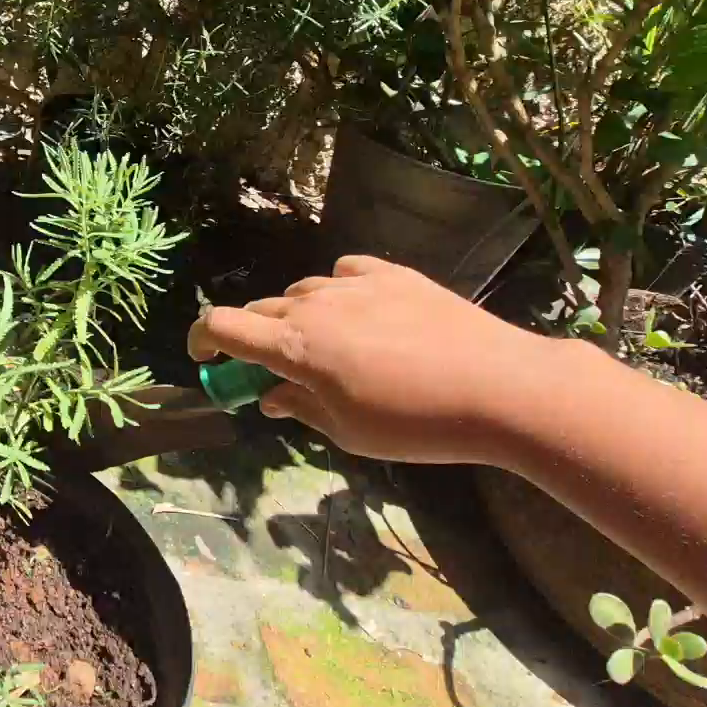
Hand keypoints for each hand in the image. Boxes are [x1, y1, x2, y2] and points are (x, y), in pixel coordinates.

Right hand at [188, 255, 562, 464]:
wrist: (505, 387)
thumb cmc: (417, 423)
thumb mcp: (348, 433)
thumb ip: (298, 407)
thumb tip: (270, 396)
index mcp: (293, 345)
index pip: (219, 325)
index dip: (202, 339)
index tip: (207, 358)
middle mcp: (311, 305)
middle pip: (259, 311)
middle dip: (255, 339)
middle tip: (276, 371)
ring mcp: (351, 284)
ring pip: (300, 292)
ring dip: (297, 317)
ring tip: (329, 345)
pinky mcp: (390, 273)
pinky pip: (343, 272)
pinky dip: (338, 290)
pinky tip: (361, 310)